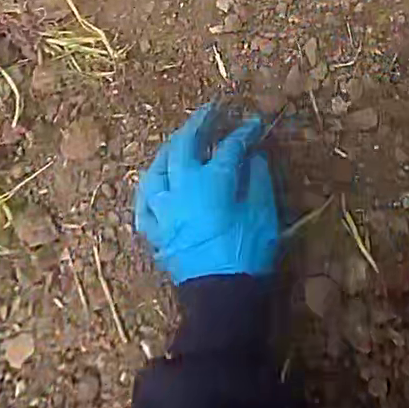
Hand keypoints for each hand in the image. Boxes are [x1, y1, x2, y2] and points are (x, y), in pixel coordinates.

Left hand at [134, 104, 278, 282]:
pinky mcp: (155, 231)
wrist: (221, 296)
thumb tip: (254, 155)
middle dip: (199, 124)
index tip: (255, 123)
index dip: (244, 132)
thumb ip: (258, 177)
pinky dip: (152, 187)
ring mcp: (163, 209)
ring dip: (170, 150)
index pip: (230, 146)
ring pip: (157, 169)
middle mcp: (181, 188)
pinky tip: (157, 182)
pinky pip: (145, 203)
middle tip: (211, 111)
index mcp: (212, 180)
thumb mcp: (263, 210)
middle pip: (184, 145)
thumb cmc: (247, 251)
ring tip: (181, 139)